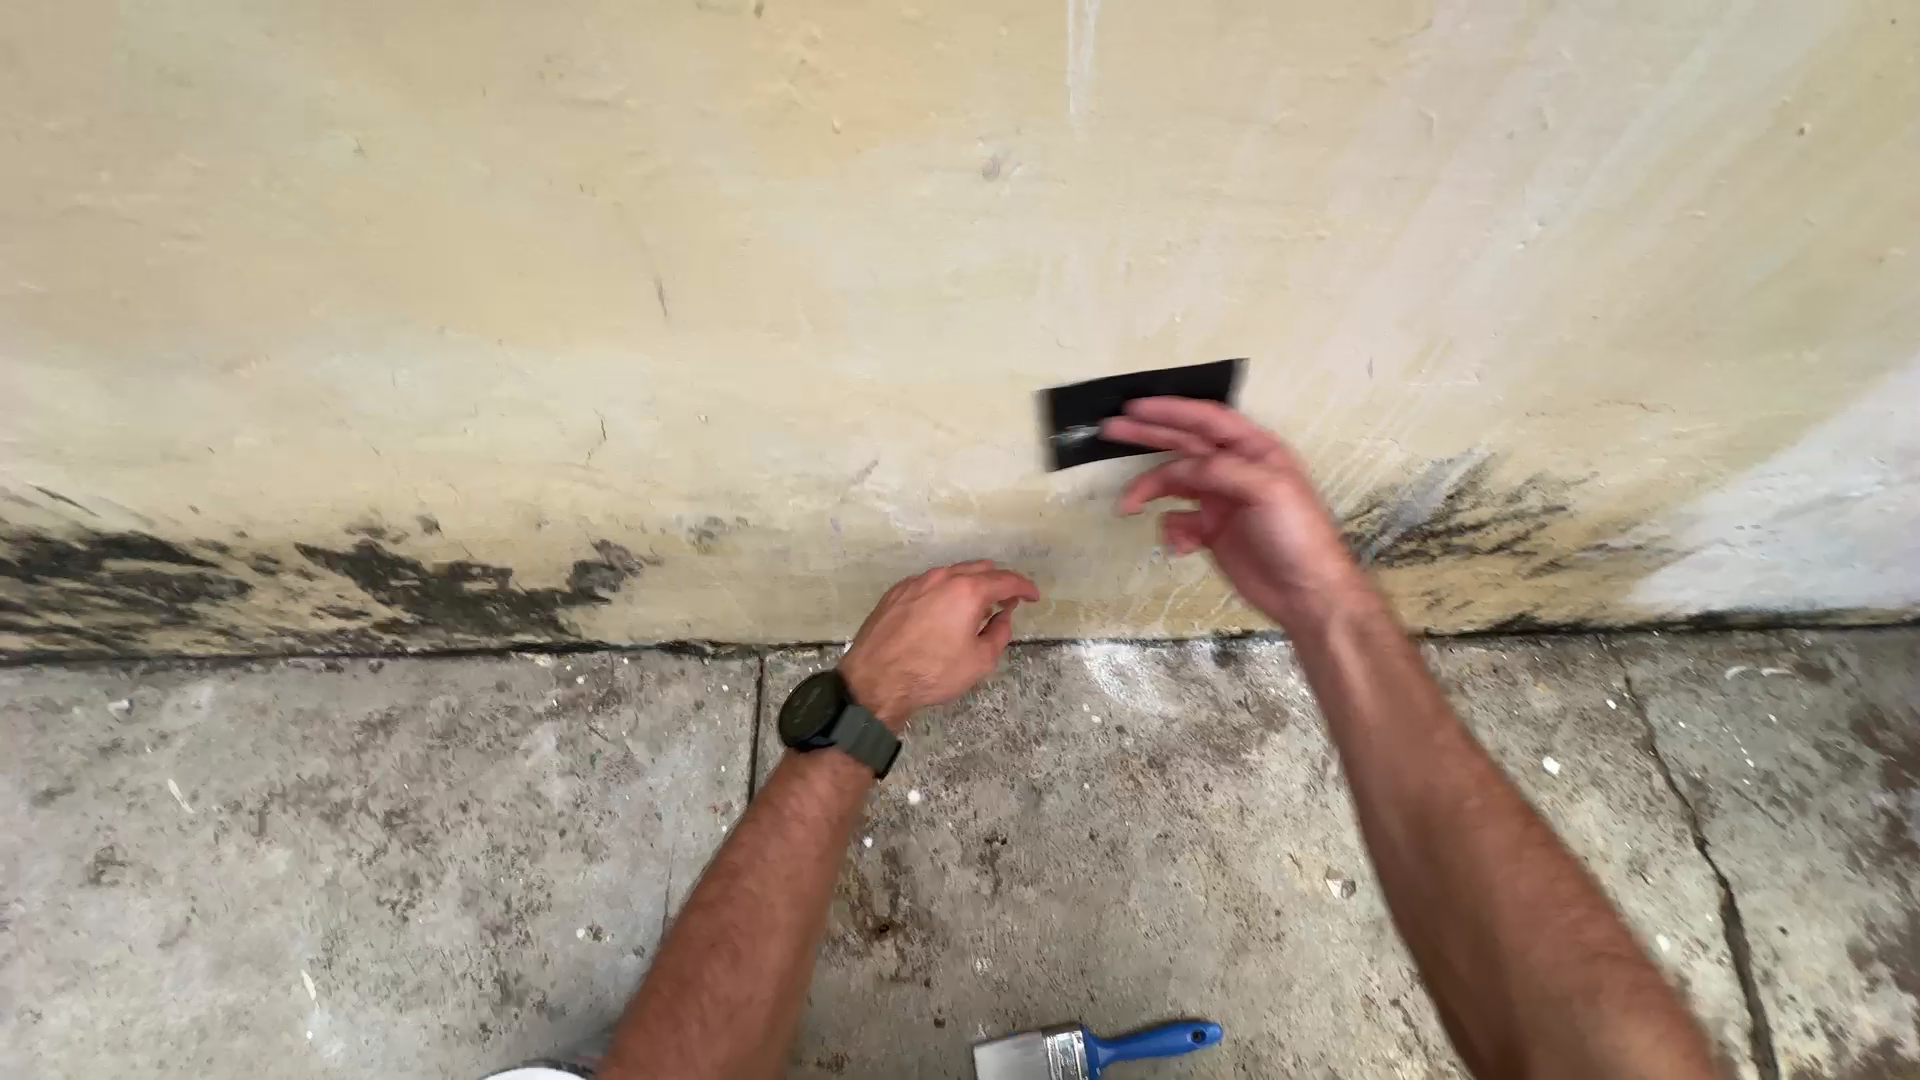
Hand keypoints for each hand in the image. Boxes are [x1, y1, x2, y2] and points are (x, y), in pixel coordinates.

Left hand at [839, 561, 1040, 730]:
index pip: (1006, 580)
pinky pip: (929, 583)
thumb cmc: (932, 673)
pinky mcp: (896, 592)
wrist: (876, 680)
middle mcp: (942, 577)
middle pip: (980, 569)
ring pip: (952, 573)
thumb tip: (1003, 615)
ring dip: (970, 585)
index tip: (1032, 597)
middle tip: (1006, 602)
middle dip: (998, 582)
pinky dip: (945, 591)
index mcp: (968, 591)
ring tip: (975, 608)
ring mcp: (916, 582)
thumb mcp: (979, 661)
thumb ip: (1000, 633)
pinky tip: (943, 612)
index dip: (1024, 587)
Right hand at [1103, 397, 1371, 630]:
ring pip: (1173, 484)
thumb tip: (1181, 468)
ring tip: (1126, 505)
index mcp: (1255, 450)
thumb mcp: (1268, 490)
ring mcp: (1220, 500)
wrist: (1305, 594)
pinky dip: (1171, 530)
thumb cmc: (1297, 536)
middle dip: (1147, 435)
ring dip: (1149, 491)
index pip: (1207, 420)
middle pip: (1183, 444)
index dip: (1171, 410)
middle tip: (1111, 428)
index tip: (1135, 407)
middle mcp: (1234, 469)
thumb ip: (1222, 470)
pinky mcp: (1209, 530)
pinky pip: (1177, 520)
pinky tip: (1180, 545)